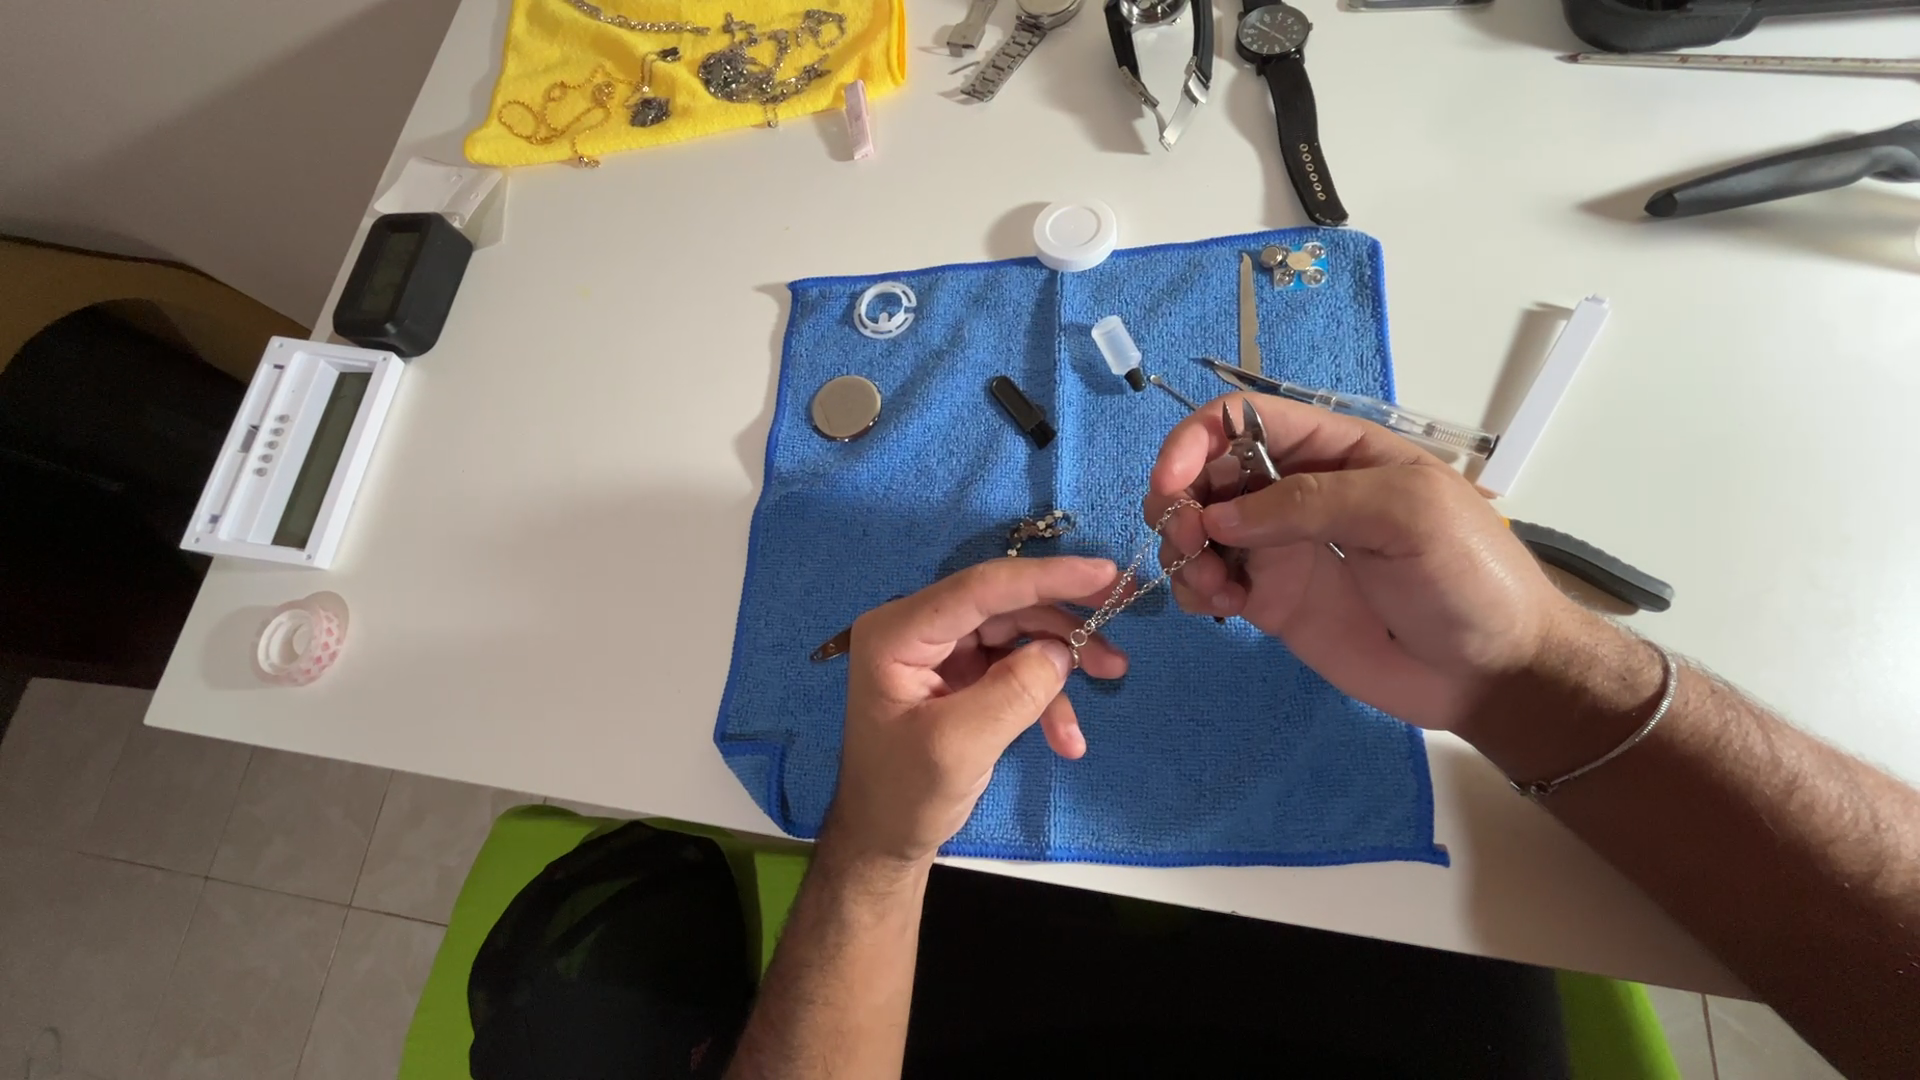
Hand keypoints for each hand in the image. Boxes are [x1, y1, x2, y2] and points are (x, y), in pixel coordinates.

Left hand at [824, 557, 1127, 867]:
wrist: (886, 837)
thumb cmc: (904, 794)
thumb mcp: (958, 747)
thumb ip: (1012, 693)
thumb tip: (1060, 651)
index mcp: (899, 631)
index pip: (980, 588)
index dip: (1045, 577)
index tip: (1104, 571)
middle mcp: (919, 628)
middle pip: (1004, 604)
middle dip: (1063, 614)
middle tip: (1122, 603)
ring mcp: (943, 650)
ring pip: (1017, 632)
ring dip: (1064, 656)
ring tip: (1113, 673)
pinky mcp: (963, 673)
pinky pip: (1015, 667)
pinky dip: (1046, 696)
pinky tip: (1067, 737)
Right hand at [1146, 394, 1581, 731]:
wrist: (1491, 674)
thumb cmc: (1468, 577)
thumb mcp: (1407, 513)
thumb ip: (1309, 501)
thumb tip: (1217, 515)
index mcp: (1329, 451)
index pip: (1238, 420)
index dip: (1193, 442)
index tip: (1171, 485)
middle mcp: (1290, 493)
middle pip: (1203, 476)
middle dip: (1179, 504)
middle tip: (1191, 546)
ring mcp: (1275, 548)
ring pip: (1194, 530)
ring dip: (1183, 552)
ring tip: (1214, 589)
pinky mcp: (1265, 599)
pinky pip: (1205, 582)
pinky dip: (1194, 590)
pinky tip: (1222, 608)